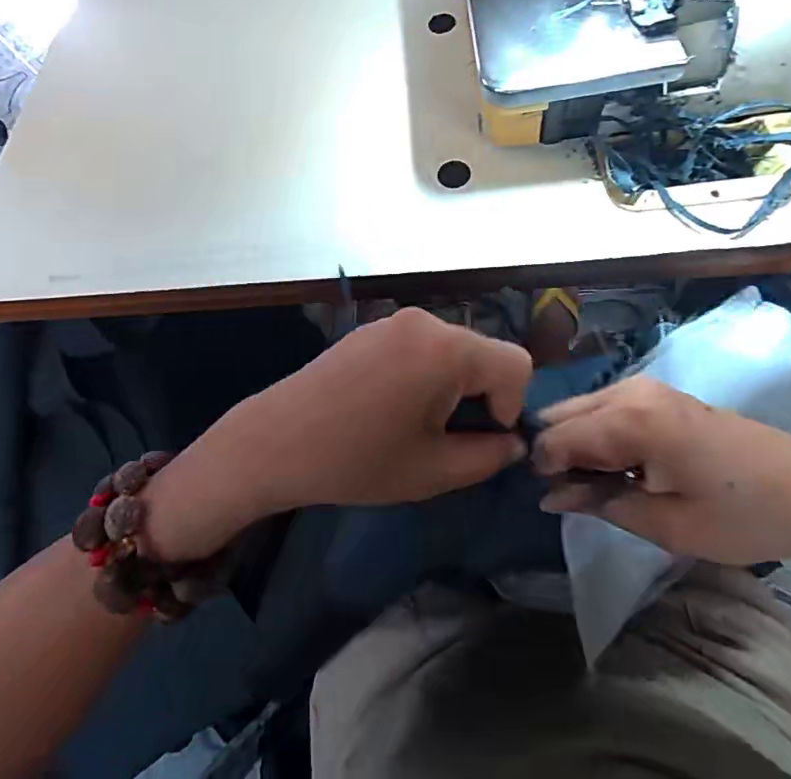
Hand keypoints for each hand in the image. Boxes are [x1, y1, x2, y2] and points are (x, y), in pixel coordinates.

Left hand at [144, 308, 531, 559]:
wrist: (273, 442)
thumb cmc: (357, 460)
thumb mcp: (434, 470)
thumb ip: (489, 455)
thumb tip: (513, 442)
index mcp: (447, 349)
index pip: (517, 363)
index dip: (511, 404)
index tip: (477, 436)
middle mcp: (424, 321)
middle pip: (482, 353)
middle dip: (479, 395)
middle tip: (443, 436)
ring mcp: (392, 321)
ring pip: (451, 349)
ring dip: (450, 385)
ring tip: (412, 423)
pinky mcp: (369, 329)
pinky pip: (419, 346)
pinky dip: (422, 373)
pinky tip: (387, 406)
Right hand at [532, 376, 790, 565]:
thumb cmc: (742, 516)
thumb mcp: (667, 525)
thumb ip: (599, 502)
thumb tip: (548, 495)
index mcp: (631, 418)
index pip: (555, 437)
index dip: (543, 470)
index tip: (551, 500)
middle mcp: (632, 390)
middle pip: (562, 414)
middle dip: (556, 452)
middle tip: (574, 495)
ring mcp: (647, 387)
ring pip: (582, 409)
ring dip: (577, 443)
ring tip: (601, 485)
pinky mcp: (660, 394)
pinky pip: (606, 408)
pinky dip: (598, 435)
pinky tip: (622, 467)